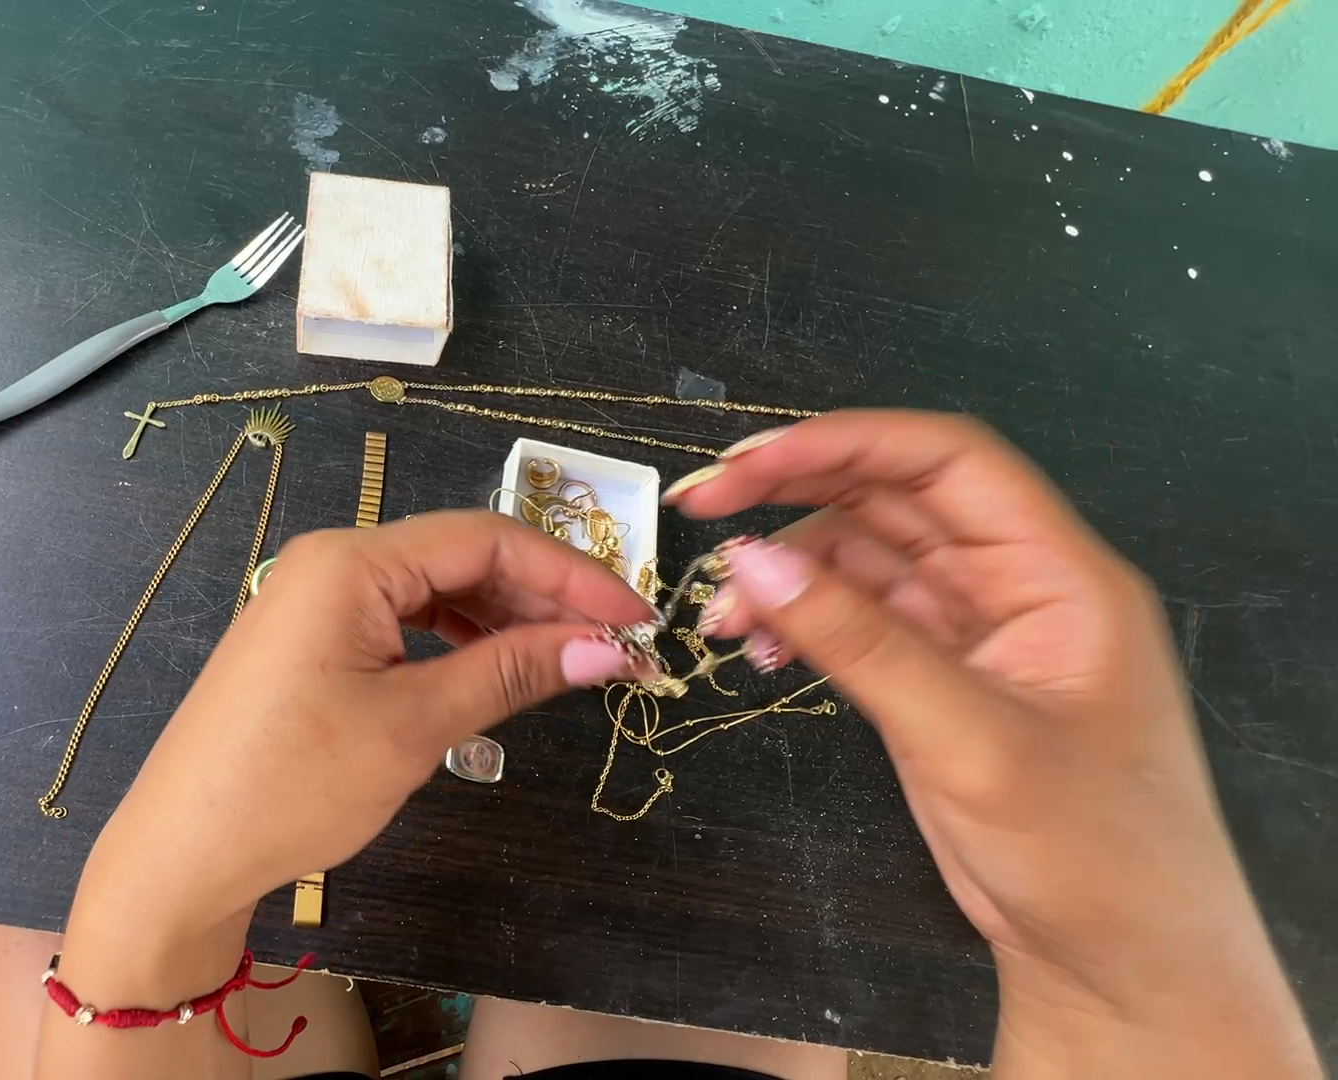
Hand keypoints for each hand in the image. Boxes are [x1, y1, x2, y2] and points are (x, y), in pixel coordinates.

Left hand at [45, 510, 655, 1076]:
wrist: (183, 851)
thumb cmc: (296, 782)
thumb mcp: (414, 724)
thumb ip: (510, 671)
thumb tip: (606, 647)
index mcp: (351, 560)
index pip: (484, 539)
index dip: (569, 573)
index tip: (633, 618)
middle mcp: (332, 560)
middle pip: (457, 558)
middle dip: (538, 597)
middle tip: (608, 645)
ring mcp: (316, 598)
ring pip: (430, 589)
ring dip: (498, 618)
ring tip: (561, 658)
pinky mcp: (310, 637)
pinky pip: (398, 620)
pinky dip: (451, 639)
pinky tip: (489, 664)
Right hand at [666, 411, 1316, 1077]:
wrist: (1112, 962)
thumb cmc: (1084, 851)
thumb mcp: (966, 737)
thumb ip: (854, 639)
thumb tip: (746, 560)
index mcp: (1054, 574)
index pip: (944, 462)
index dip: (842, 444)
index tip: (745, 465)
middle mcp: (1004, 582)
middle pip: (885, 497)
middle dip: (788, 491)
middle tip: (700, 505)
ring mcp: (957, 625)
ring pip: (851, 557)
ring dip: (779, 573)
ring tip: (722, 618)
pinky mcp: (920, 666)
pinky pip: (841, 614)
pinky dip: (790, 620)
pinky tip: (757, 652)